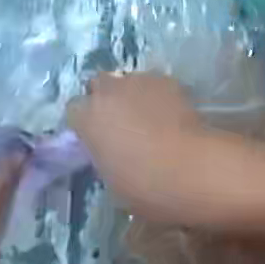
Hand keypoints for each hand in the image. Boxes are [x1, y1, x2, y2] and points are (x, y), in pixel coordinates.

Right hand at [67, 73, 246, 228]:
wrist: (190, 166)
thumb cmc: (144, 185)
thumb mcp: (110, 176)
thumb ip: (102, 151)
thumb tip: (109, 144)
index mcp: (89, 117)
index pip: (74, 109)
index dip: (83, 122)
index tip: (93, 137)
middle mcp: (110, 90)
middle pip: (98, 84)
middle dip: (104, 99)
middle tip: (117, 122)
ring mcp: (139, 79)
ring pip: (126, 81)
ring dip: (130, 95)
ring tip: (147, 118)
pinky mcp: (165, 78)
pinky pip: (152, 84)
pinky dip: (155, 95)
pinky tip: (168, 115)